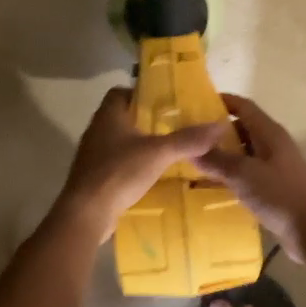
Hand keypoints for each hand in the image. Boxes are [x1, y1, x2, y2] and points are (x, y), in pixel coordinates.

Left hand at [57, 87, 225, 235]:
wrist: (86, 214)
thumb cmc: (119, 172)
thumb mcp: (158, 153)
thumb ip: (187, 139)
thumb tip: (219, 125)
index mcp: (108, 115)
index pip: (120, 92)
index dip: (141, 93)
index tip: (163, 102)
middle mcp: (97, 130)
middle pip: (122, 117)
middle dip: (145, 120)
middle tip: (172, 126)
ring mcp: (92, 155)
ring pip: (119, 141)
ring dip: (139, 144)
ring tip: (166, 150)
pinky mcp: (94, 177)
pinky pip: (116, 164)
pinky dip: (132, 166)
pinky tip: (151, 175)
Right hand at [195, 95, 305, 261]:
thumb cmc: (280, 195)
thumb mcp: (244, 175)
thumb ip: (217, 160)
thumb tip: (191, 148)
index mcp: (269, 132)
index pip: (243, 106)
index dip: (221, 101)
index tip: (195, 104)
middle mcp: (273, 144)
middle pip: (242, 128)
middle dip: (217, 131)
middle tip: (189, 137)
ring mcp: (275, 166)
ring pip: (244, 152)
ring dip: (223, 154)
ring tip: (194, 160)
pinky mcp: (275, 187)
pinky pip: (248, 173)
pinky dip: (231, 174)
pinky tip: (213, 185)